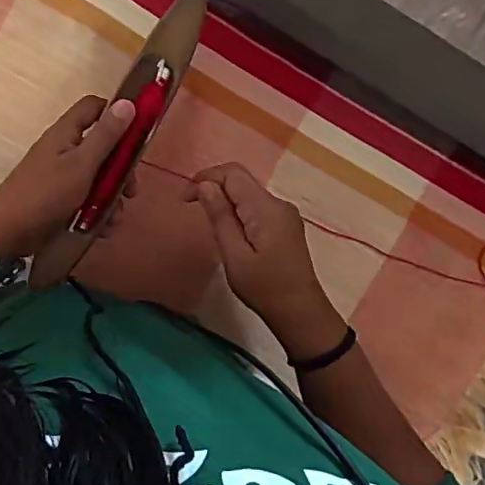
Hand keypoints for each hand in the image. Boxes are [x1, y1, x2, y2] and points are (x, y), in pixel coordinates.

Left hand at [0, 95, 134, 258]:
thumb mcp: (82, 164)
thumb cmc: (45, 193)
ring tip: (112, 219)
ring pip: (98, 180)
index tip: (138, 133)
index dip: (117, 114)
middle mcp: (65, 151)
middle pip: (103, 149)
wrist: (7, 233)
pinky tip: (101, 230)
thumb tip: (128, 103)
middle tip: (130, 191)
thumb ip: (106, 136)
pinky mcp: (60, 201)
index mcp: (67, 133)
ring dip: (110, 199)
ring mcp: (62, 177)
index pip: (94, 108)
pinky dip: (96, 214)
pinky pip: (87, 201)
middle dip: (121, 170)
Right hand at [193, 163, 345, 357]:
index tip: (184, 199)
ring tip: (209, 222)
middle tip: (192, 208)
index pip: (232, 174)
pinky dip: (238, 210)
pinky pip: (257, 206)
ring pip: (248, 193)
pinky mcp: (286, 224)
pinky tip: (230, 231)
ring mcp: (285, 214)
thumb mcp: (234, 255)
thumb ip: (220, 217)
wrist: (299, 311)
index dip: (205, 178)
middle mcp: (278, 203)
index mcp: (265, 208)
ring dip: (225, 199)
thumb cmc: (263, 287)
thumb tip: (205, 185)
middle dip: (213, 187)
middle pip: (241, 180)